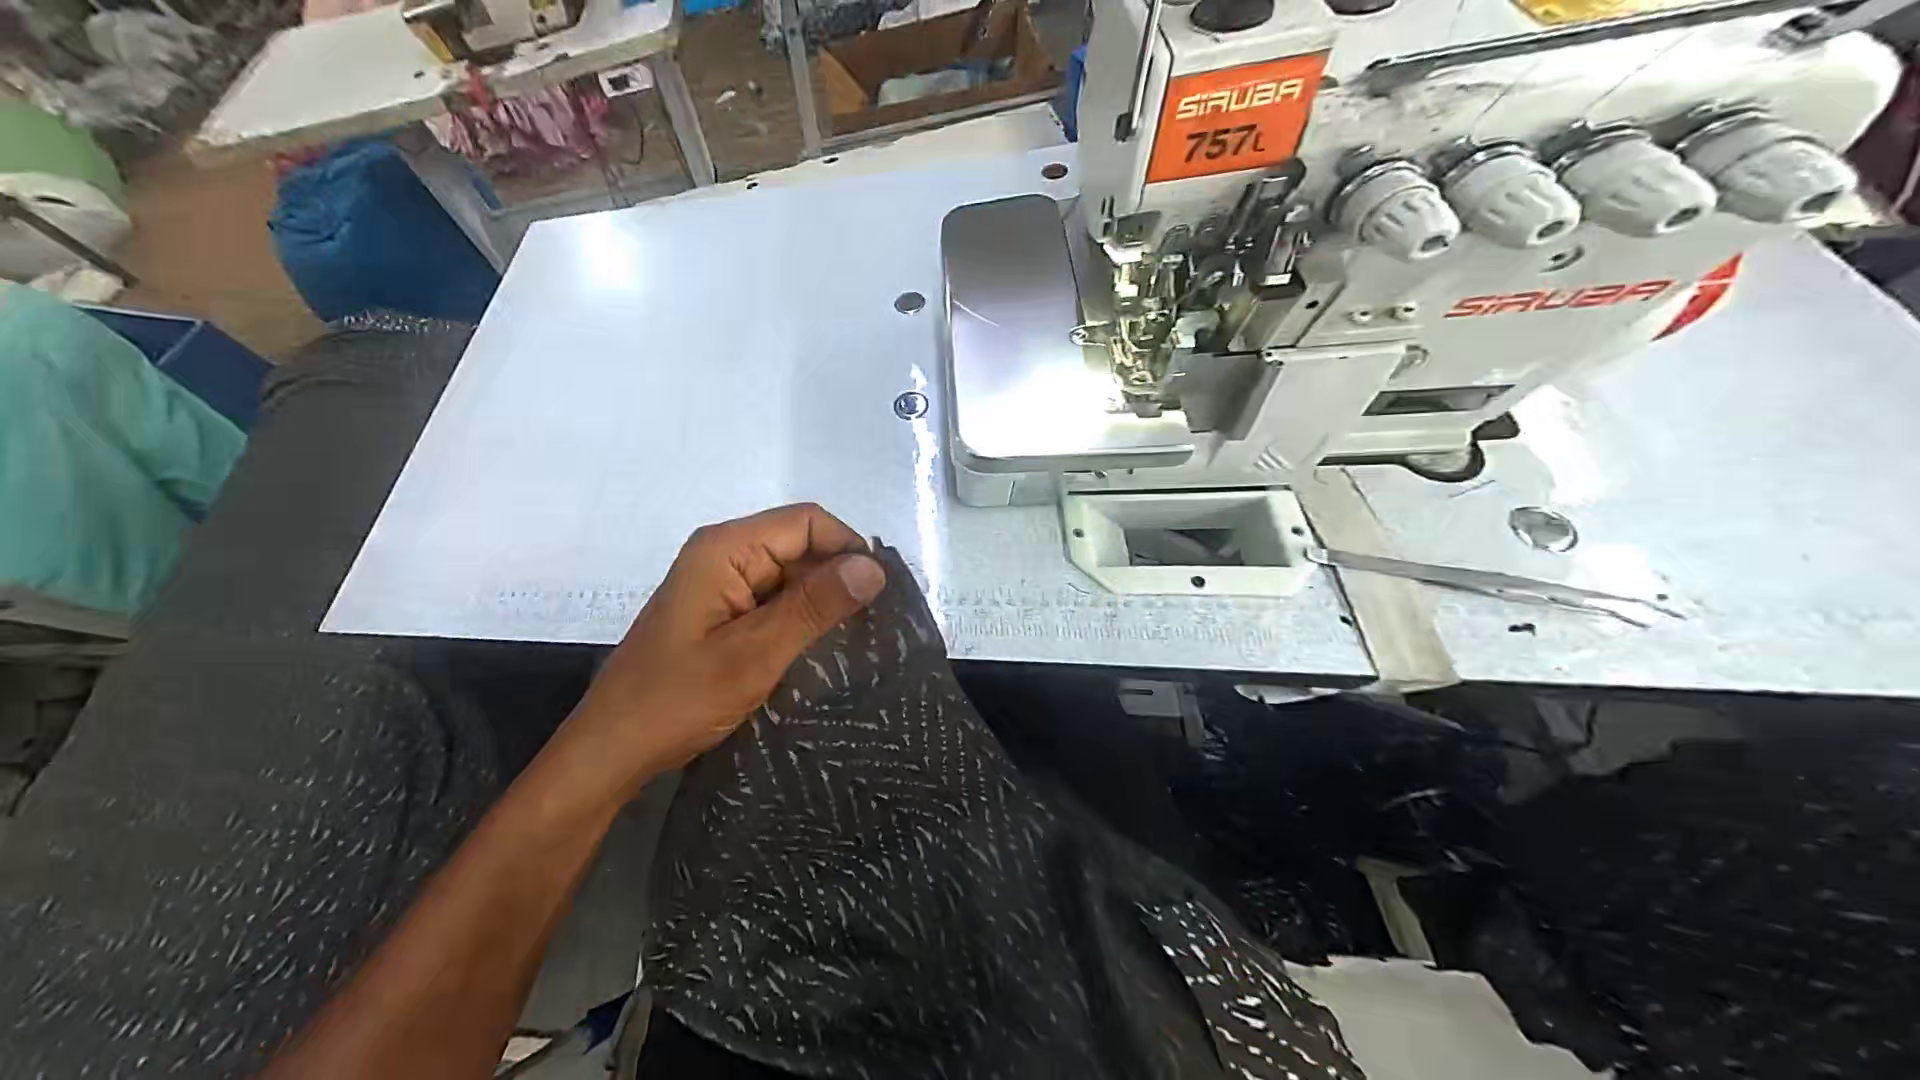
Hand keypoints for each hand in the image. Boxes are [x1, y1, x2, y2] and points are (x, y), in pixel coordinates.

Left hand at [556, 504, 886, 797]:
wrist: (612, 751)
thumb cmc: (678, 699)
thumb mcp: (755, 653)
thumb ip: (815, 606)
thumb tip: (874, 567)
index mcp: (726, 549)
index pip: (808, 522)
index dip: (848, 548)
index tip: (878, 595)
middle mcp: (725, 555)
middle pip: (802, 545)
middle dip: (839, 578)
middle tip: (873, 626)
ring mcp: (724, 585)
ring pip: (793, 576)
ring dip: (823, 603)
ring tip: (855, 641)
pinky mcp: (725, 613)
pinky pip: (777, 601)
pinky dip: (802, 620)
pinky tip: (821, 650)